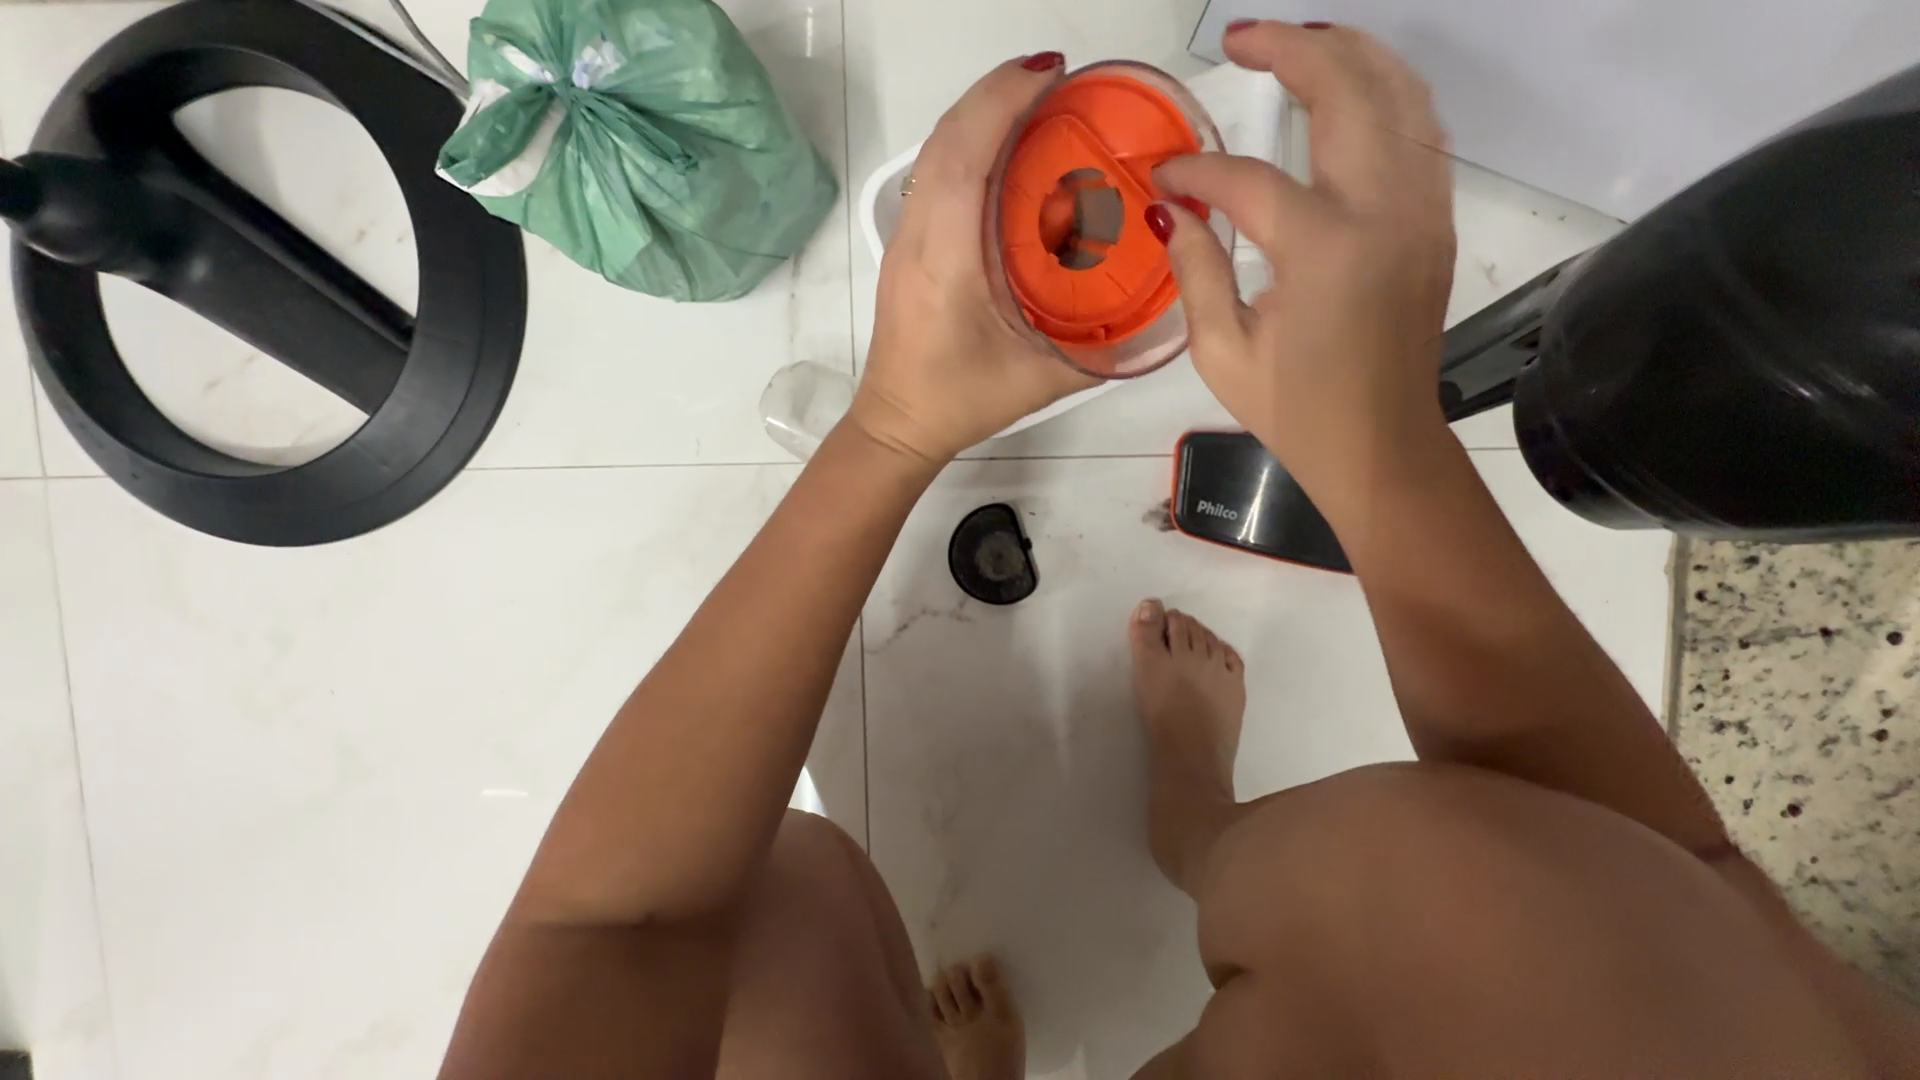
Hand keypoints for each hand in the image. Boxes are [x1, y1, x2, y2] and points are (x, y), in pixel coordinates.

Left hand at [848, 53, 1099, 464]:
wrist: (897, 424)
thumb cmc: (958, 403)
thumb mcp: (1038, 381)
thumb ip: (1097, 351)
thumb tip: (1150, 314)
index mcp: (945, 261)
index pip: (963, 157)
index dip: (1000, 102)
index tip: (1049, 77)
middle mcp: (917, 238)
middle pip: (945, 140)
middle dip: (995, 95)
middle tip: (1054, 83)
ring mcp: (905, 240)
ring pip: (934, 155)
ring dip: (978, 117)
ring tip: (1033, 107)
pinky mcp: (907, 248)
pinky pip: (933, 178)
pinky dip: (966, 147)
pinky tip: (1003, 156)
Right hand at [1150, 21, 1456, 496]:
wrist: (1380, 444)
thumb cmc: (1294, 411)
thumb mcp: (1220, 353)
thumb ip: (1195, 272)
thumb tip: (1173, 212)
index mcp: (1324, 251)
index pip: (1248, 179)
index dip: (1197, 170)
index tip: (1163, 177)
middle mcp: (1384, 211)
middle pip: (1347, 90)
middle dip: (1290, 49)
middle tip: (1240, 39)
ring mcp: (1422, 209)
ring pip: (1399, 93)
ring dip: (1348, 54)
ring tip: (1296, 42)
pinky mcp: (1435, 220)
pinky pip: (1420, 127)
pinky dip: (1385, 92)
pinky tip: (1350, 88)